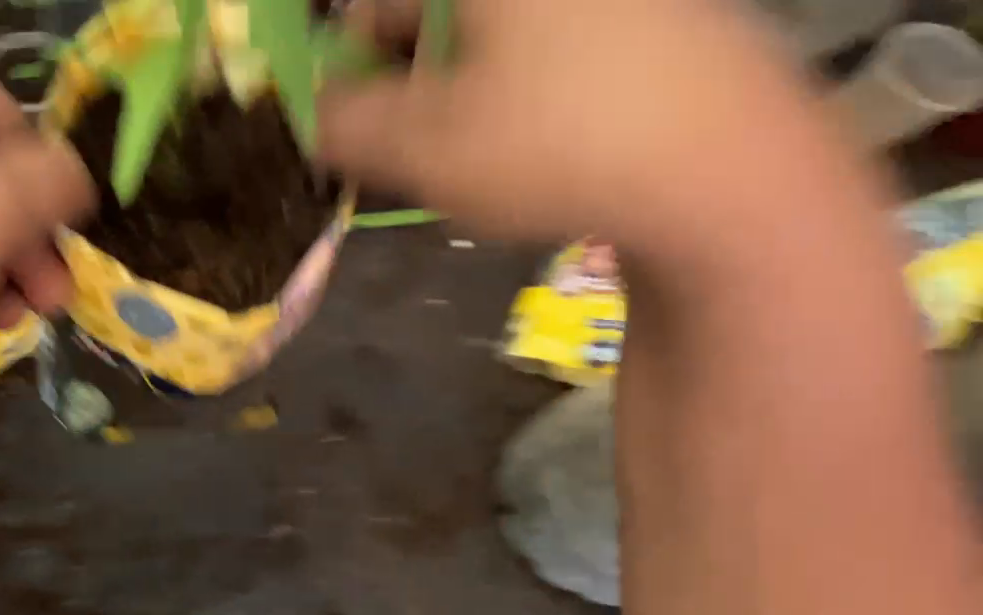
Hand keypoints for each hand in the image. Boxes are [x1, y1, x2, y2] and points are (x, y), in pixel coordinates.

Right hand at [319, 0, 847, 250]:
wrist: (726, 171)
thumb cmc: (553, 145)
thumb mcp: (422, 146)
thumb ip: (344, 125)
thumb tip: (315, 114)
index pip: (373, 2)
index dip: (342, 62)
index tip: (341, 123)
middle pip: (435, 13)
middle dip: (400, 77)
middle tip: (398, 146)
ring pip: (491, 31)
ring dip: (454, 86)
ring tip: (462, 152)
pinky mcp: (652, 15)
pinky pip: (549, 40)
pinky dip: (514, 82)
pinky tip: (525, 138)